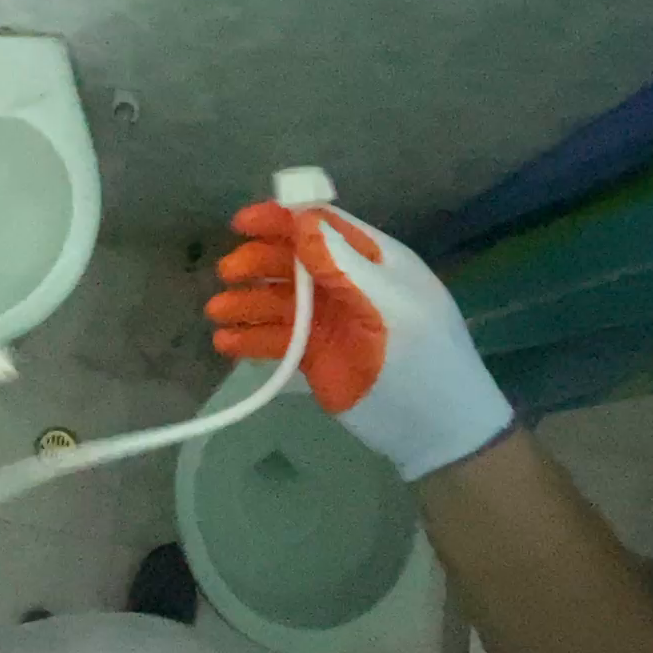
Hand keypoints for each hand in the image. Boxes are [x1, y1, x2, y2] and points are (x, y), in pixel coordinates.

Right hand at [205, 203, 513, 480]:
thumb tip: (302, 220)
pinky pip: (274, 337)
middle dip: (257, 263)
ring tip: (217, 313)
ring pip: (276, 300)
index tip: (242, 223)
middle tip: (228, 275)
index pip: (321, 227)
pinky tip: (226, 343)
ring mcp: (326, 319)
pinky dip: (249, 338)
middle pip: (290, 261)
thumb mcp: (389, 309)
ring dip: (245, 302)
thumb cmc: (423, 363)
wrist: (435, 432)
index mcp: (373, 263)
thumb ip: (344, 266)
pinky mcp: (312, 353)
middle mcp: (345, 284)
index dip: (281, 220)